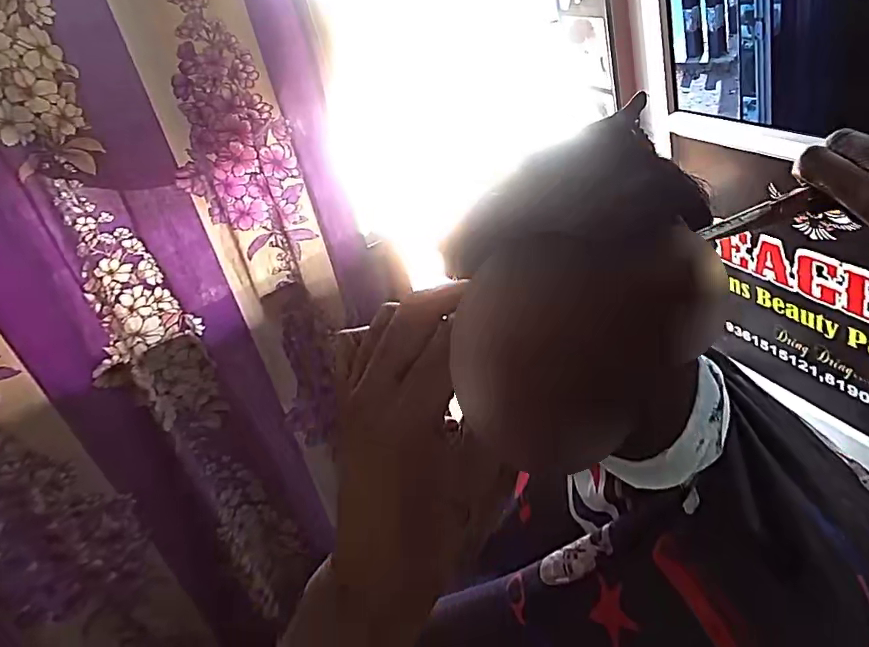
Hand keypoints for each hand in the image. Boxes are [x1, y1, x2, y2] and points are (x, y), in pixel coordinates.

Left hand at [329, 283, 514, 643]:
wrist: (374, 576)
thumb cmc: (434, 536)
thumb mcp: (479, 482)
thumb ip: (498, 419)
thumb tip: (524, 376)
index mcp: (409, 417)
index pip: (446, 341)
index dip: (479, 315)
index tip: (506, 300)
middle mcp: (373, 394)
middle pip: (409, 315)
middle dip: (448, 293)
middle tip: (483, 291)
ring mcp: (352, 394)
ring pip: (382, 321)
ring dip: (418, 305)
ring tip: (455, 306)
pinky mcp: (344, 401)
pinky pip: (362, 342)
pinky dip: (389, 326)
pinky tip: (415, 333)